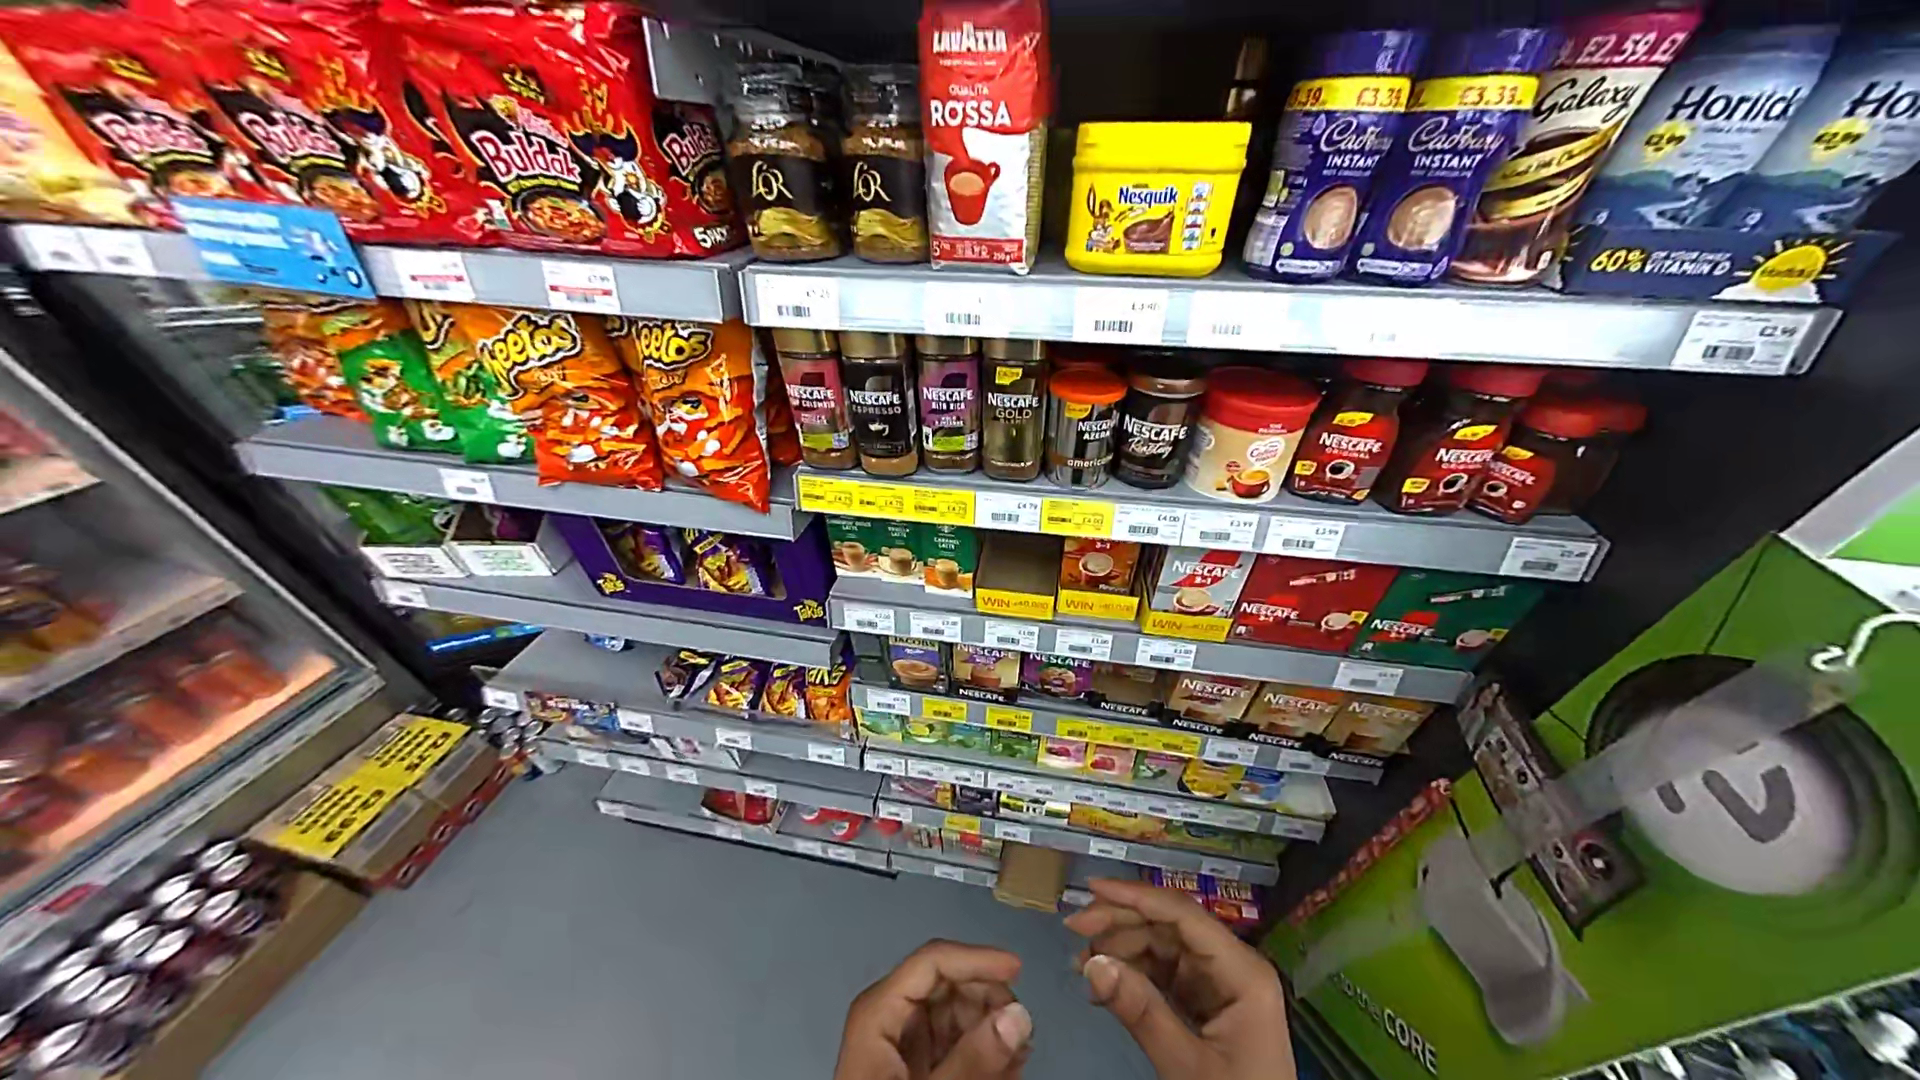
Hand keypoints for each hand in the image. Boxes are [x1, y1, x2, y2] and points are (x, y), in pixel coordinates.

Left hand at [833, 939, 1032, 1079]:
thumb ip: (973, 1060)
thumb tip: (1019, 1015)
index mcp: (880, 1010)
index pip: (932, 961)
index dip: (976, 958)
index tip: (1018, 970)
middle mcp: (890, 1015)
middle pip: (947, 984)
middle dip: (988, 1000)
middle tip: (1021, 1031)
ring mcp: (902, 1041)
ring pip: (956, 1012)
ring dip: (989, 1027)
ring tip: (1019, 1058)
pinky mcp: (914, 1066)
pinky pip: (953, 1042)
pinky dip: (981, 1051)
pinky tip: (1006, 1071)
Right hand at [1065, 879, 1294, 1079]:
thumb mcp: (1188, 1069)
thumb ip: (1141, 1012)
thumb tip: (1092, 962)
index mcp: (1242, 971)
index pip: (1182, 914)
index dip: (1135, 896)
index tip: (1091, 889)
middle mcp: (1230, 965)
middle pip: (1167, 925)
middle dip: (1119, 922)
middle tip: (1073, 927)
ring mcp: (1216, 983)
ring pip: (1159, 945)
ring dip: (1118, 949)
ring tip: (1080, 963)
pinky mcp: (1203, 1003)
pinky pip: (1160, 973)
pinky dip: (1129, 975)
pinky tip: (1100, 984)